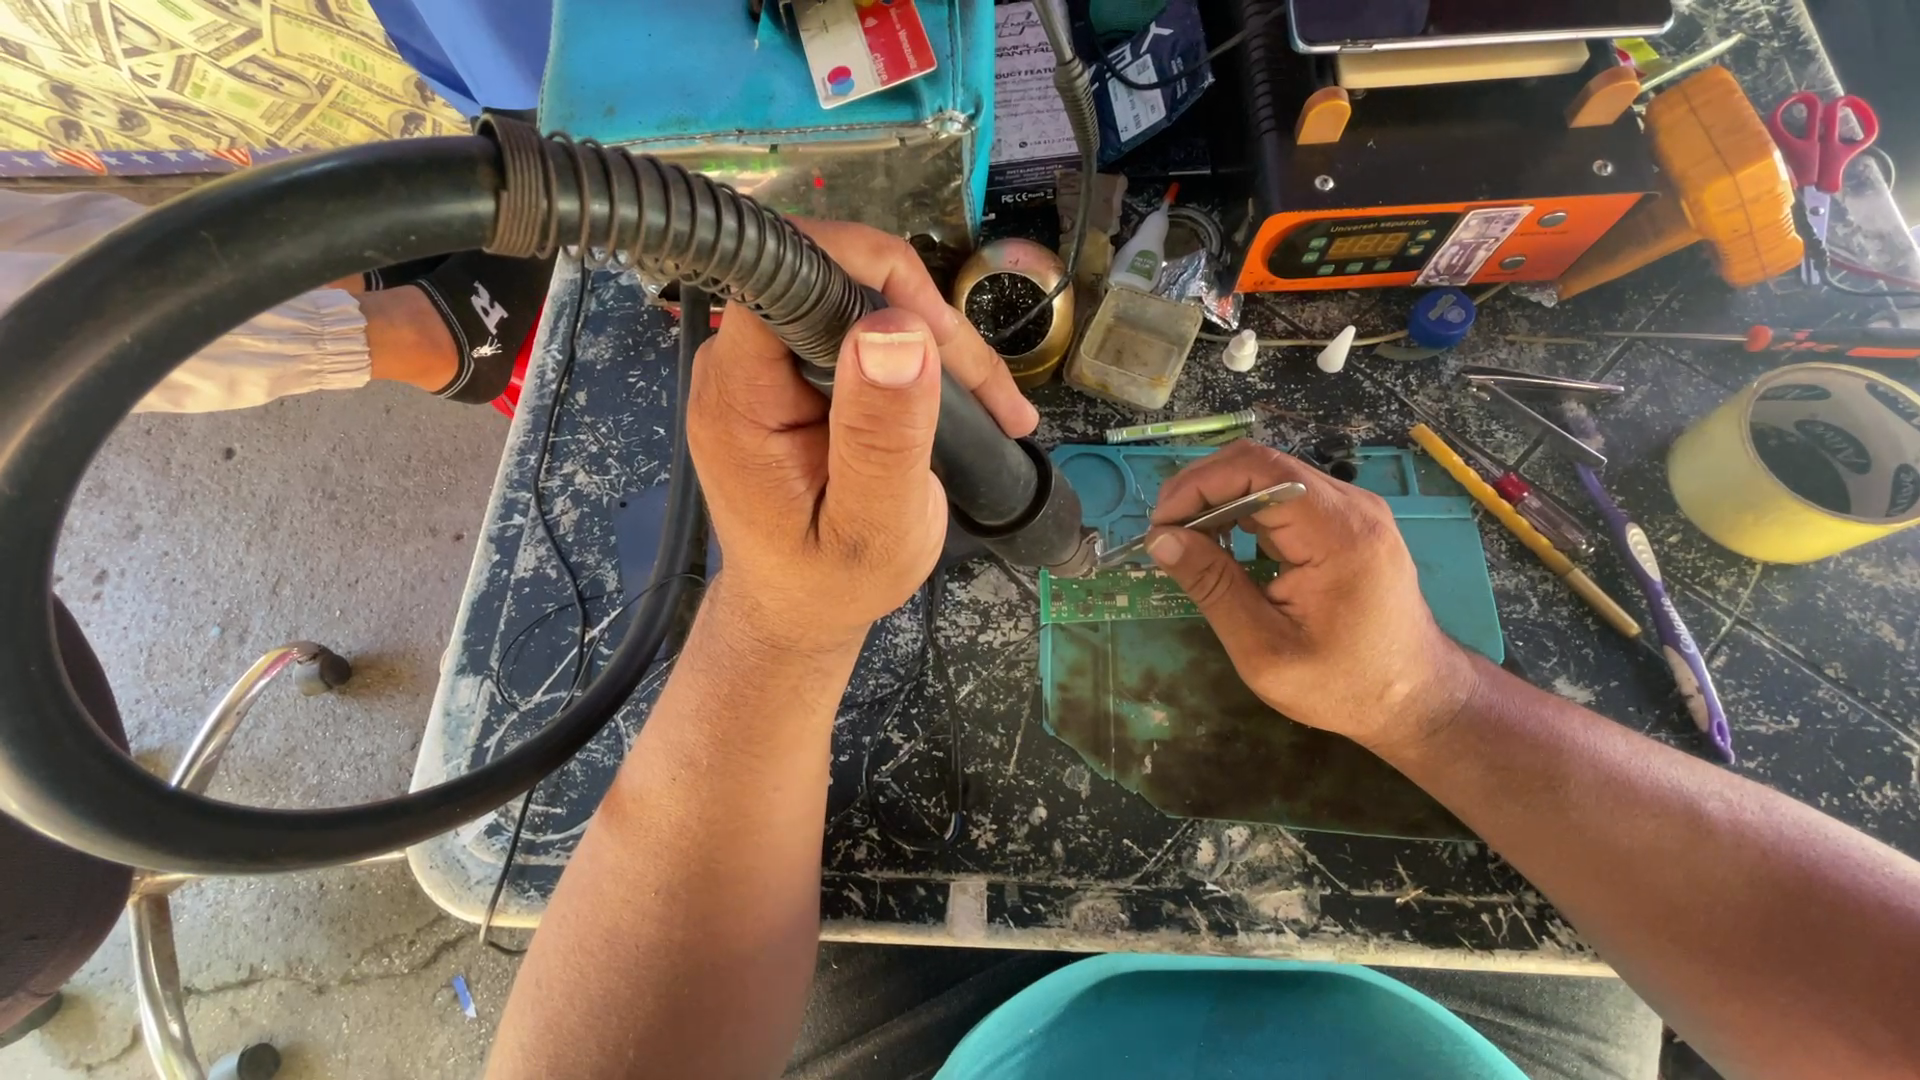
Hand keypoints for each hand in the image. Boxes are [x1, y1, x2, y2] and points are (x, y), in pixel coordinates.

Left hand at [686, 219, 1038, 651]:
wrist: (801, 607)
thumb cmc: (830, 583)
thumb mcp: (871, 525)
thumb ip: (880, 436)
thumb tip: (895, 329)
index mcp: (741, 398)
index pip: (785, 277)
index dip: (863, 271)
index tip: (933, 328)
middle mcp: (742, 367)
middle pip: (833, 282)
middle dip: (921, 318)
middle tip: (984, 388)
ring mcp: (769, 370)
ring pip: (859, 305)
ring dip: (935, 343)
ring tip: (996, 405)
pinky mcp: (796, 380)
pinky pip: (863, 336)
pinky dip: (923, 360)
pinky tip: (975, 401)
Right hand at [1144, 440, 1480, 752]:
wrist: (1415, 700)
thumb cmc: (1341, 684)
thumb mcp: (1263, 648)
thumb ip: (1212, 587)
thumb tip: (1161, 540)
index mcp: (1338, 534)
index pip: (1258, 470)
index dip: (1198, 485)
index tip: (1160, 526)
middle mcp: (1351, 506)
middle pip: (1260, 464)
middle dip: (1201, 489)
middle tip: (1165, 534)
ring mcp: (1351, 510)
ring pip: (1268, 476)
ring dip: (1218, 499)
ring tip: (1186, 541)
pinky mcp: (1345, 522)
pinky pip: (1283, 497)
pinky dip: (1241, 511)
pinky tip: (1220, 544)